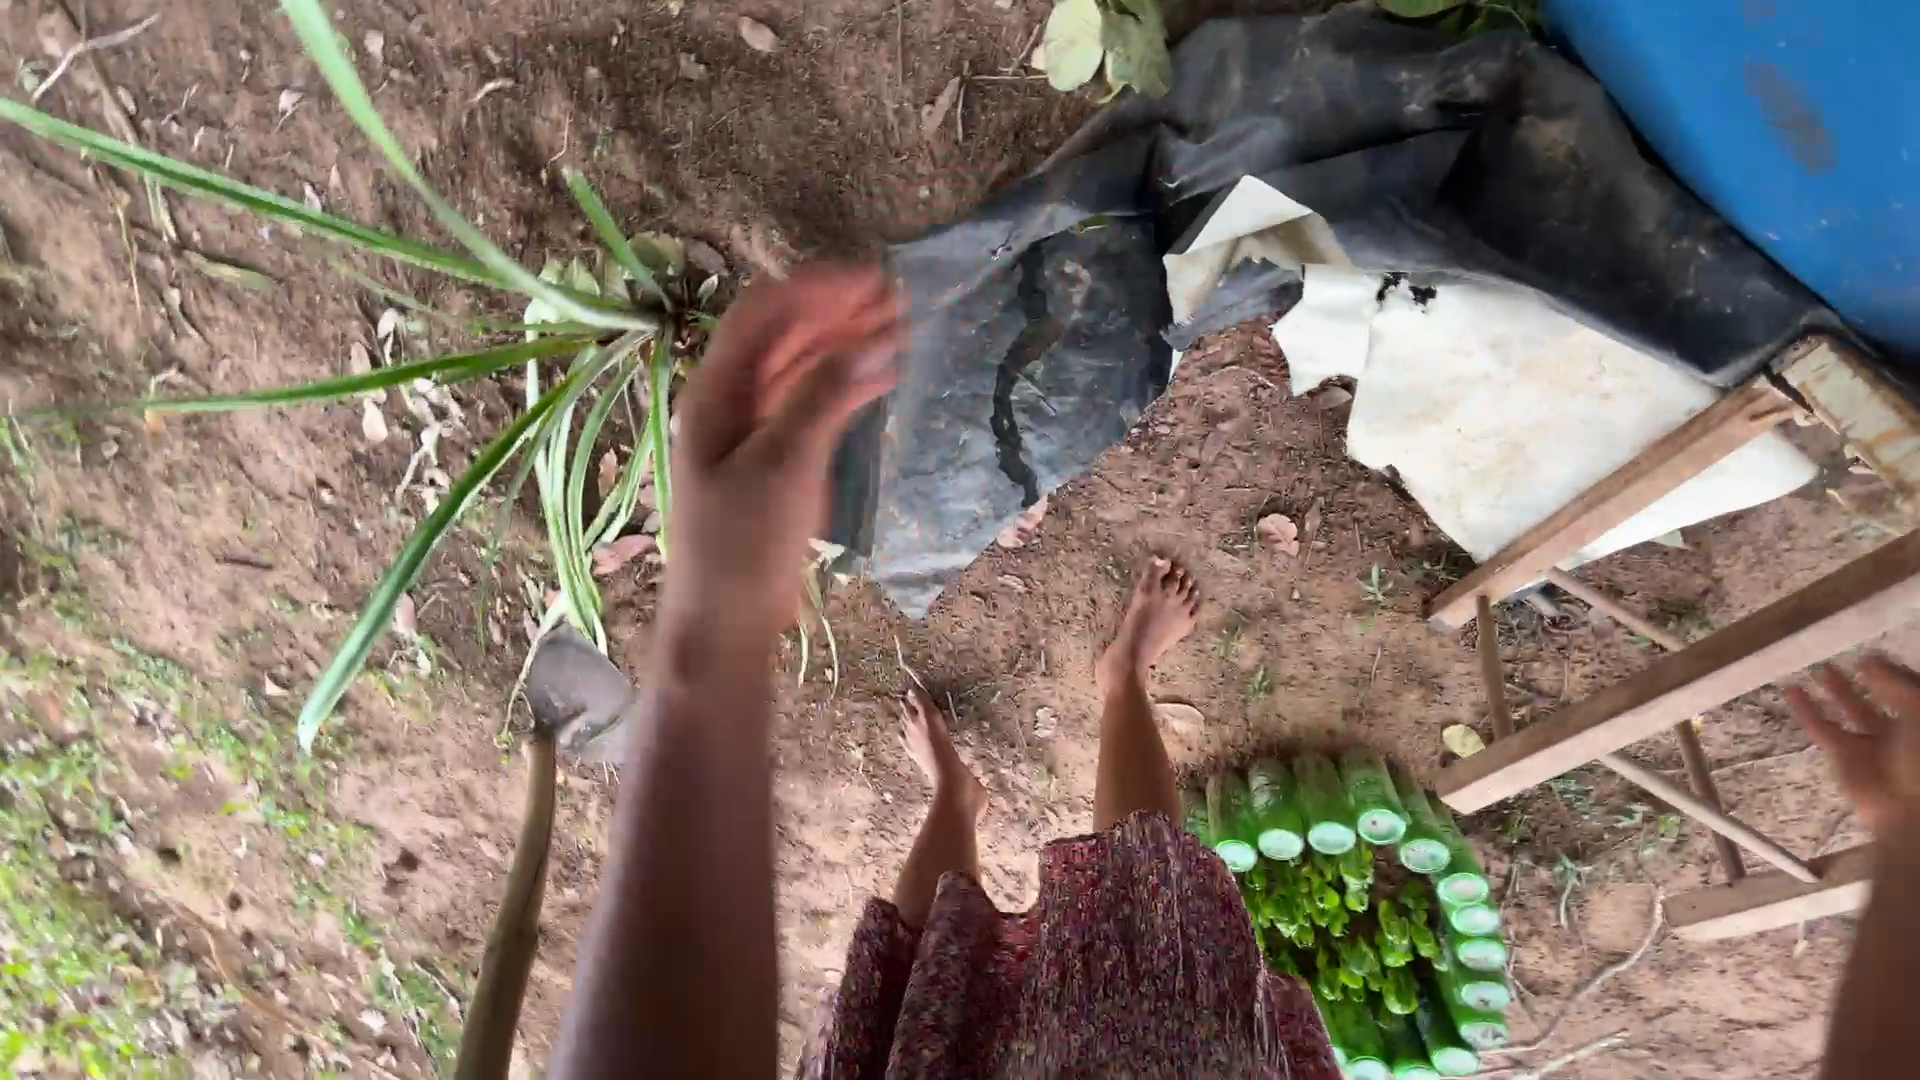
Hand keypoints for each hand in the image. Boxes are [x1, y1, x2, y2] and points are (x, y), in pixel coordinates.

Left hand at [657, 266, 901, 653]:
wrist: (727, 622)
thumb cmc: (744, 545)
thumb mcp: (785, 466)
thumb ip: (826, 398)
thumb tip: (878, 342)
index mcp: (715, 392)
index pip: (766, 314)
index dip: (819, 289)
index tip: (876, 282)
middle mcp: (729, 400)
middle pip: (784, 336)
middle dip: (838, 313)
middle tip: (898, 301)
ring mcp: (751, 430)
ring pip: (800, 368)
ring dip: (844, 345)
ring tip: (898, 330)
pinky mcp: (774, 459)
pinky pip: (809, 404)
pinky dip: (842, 386)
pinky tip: (879, 378)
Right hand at [1787, 654, 1919, 834]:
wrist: (1911, 810)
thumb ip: (1897, 688)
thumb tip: (1868, 661)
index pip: (1914, 690)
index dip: (1897, 672)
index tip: (1875, 653)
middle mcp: (1907, 731)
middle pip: (1886, 699)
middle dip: (1870, 679)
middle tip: (1851, 657)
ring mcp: (1874, 743)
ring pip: (1852, 710)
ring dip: (1836, 690)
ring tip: (1818, 668)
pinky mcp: (1843, 752)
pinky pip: (1820, 725)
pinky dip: (1804, 708)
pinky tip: (1790, 689)